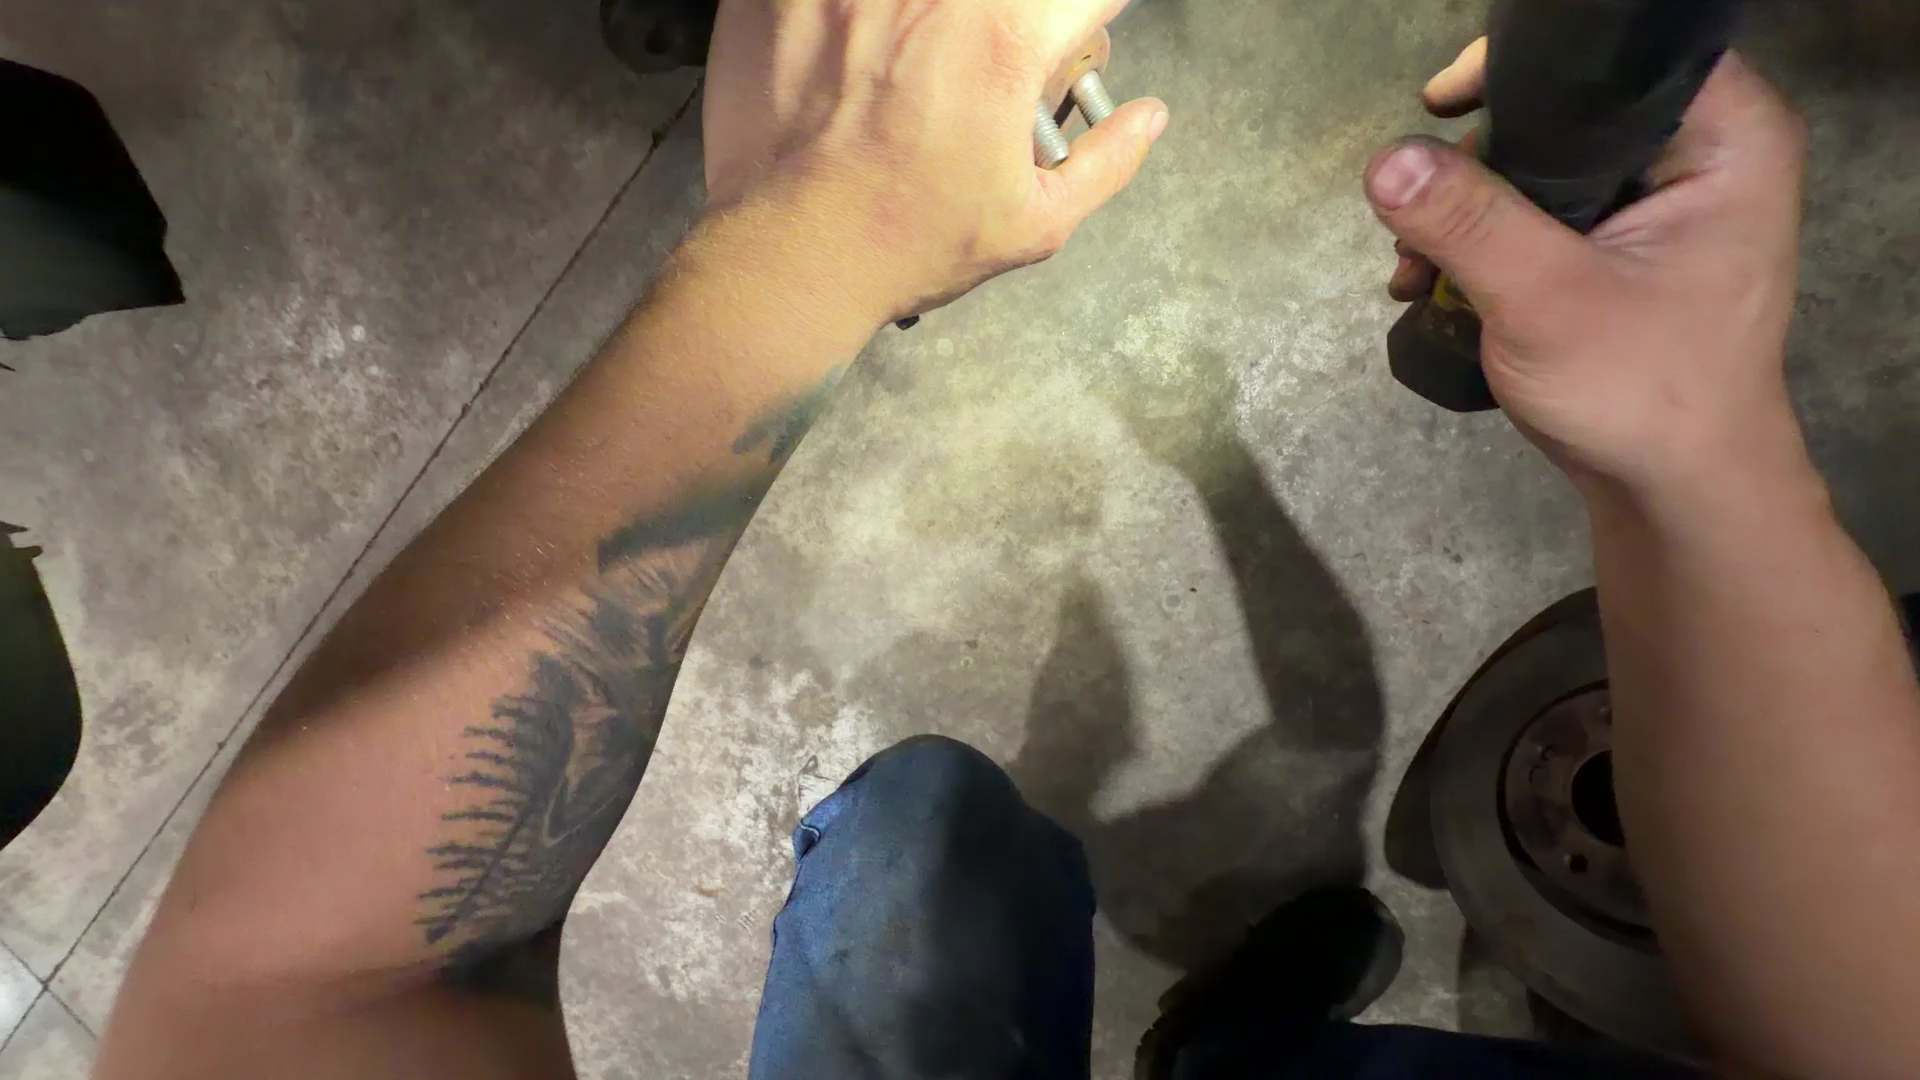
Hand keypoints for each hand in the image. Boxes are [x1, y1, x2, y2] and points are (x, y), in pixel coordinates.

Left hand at [700, 0, 1168, 324]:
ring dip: (941, 25)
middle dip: (1018, 24)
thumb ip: (1104, 165)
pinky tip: (866, 69)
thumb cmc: (909, 248)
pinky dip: (869, 24)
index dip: (1090, 16)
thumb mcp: (1030, 228)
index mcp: (1004, 40)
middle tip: (994, 72)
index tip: (1073, 39)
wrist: (794, 259)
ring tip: (922, 78)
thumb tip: (1150, 119)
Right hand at [1366, 41, 1808, 499]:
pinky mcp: (1606, 264)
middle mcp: (1687, 166)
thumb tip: (1384, 162)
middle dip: (1468, 173)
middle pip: (1560, 126)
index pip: (1617, 66)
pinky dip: (1472, 256)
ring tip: (1410, 274)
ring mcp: (1644, 220)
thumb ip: (1468, 225)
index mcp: (1717, 142)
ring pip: (1532, 185)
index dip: (1520, 74)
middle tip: (1414, 226)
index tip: (1435, 108)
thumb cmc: (1634, 386)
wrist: (1666, 484)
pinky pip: (1527, 232)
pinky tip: (1431, 291)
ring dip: (1457, 223)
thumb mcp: (1542, 298)